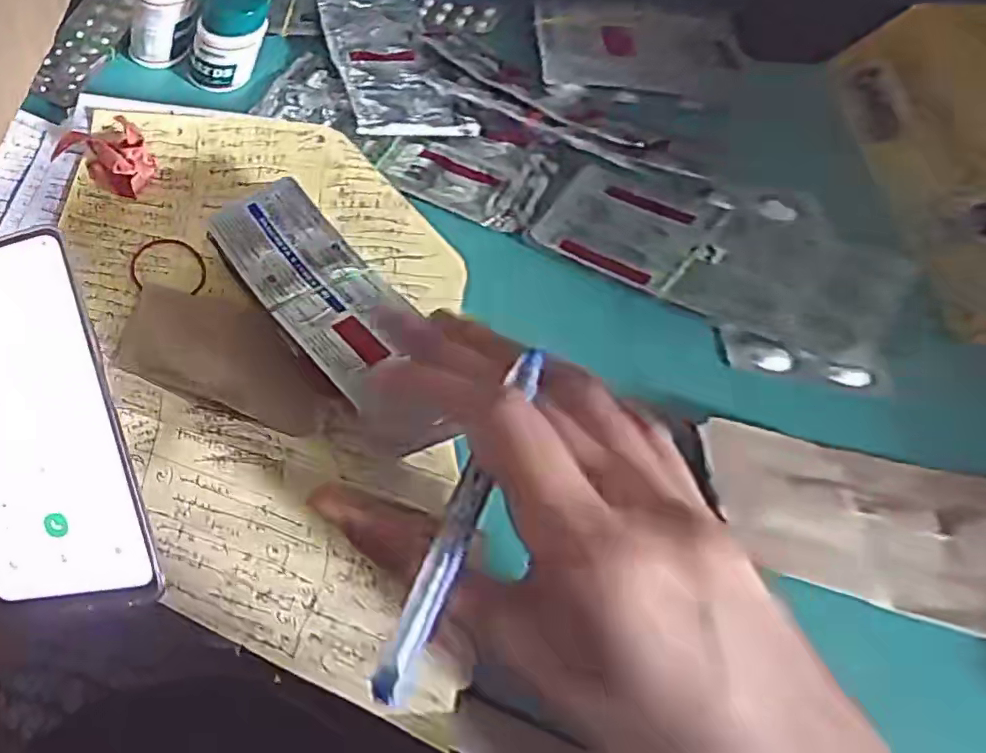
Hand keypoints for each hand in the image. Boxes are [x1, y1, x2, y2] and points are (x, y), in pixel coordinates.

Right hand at [310, 314, 886, 752]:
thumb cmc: (634, 714)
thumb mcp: (515, 645)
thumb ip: (419, 563)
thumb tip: (329, 503)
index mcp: (592, 540)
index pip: (506, 420)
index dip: (436, 379)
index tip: (384, 372)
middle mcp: (644, 500)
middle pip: (546, 390)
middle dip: (466, 348)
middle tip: (406, 323)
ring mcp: (686, 497)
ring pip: (592, 395)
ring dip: (517, 355)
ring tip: (462, 335)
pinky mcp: (707, 506)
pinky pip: (630, 421)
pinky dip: (570, 386)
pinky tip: (548, 384)